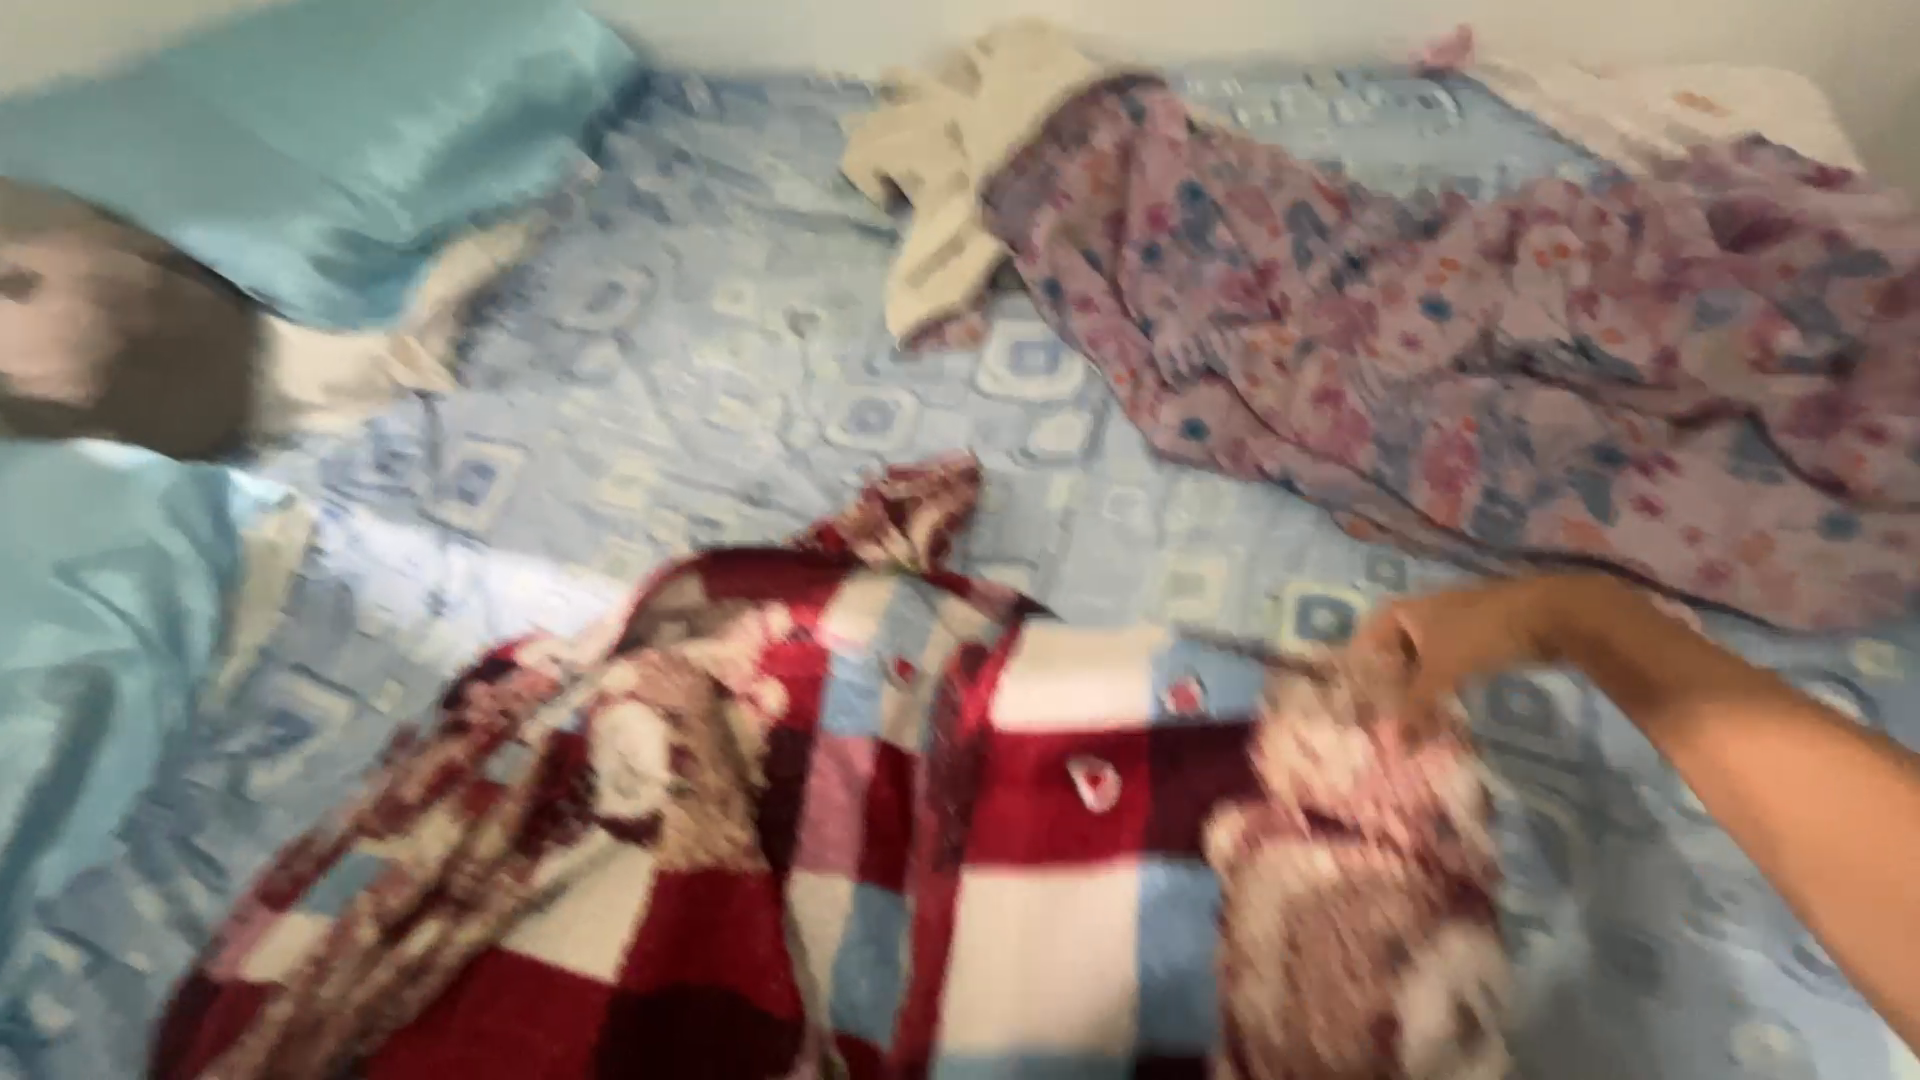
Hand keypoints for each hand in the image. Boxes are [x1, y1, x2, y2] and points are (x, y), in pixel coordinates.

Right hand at [1350, 573, 1639, 721]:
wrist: (1550, 614)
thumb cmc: (1479, 634)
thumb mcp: (1441, 671)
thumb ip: (1415, 707)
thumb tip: (1396, 747)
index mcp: (1398, 612)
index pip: (1364, 647)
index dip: (1360, 678)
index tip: (1358, 709)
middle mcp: (1417, 615)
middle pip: (1391, 656)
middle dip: (1389, 689)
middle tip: (1384, 722)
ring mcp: (1446, 626)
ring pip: (1420, 663)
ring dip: (1417, 692)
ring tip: (1413, 722)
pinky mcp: (1473, 639)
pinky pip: (1444, 666)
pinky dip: (1440, 688)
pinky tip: (1442, 711)